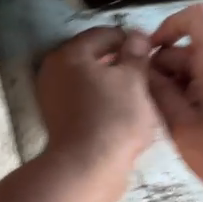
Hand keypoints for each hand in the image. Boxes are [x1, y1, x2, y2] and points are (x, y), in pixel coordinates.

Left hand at [34, 26, 156, 185]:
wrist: (87, 167)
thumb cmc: (113, 116)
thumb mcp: (133, 80)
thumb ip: (135, 54)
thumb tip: (137, 35)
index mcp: (69, 53)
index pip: (102, 34)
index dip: (128, 38)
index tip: (151, 49)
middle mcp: (53, 69)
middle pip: (91, 55)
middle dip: (119, 60)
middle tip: (146, 71)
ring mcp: (51, 94)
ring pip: (87, 79)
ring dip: (111, 81)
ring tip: (138, 91)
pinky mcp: (57, 117)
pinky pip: (82, 98)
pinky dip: (101, 98)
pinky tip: (121, 109)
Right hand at [146, 6, 202, 201]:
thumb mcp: (181, 125)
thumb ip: (160, 91)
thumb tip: (145, 68)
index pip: (198, 17)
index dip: (171, 24)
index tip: (152, 51)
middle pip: (193, 47)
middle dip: (167, 66)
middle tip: (151, 99)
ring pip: (202, 66)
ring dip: (180, 82)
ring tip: (169, 116)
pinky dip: (196, 92)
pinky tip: (190, 124)